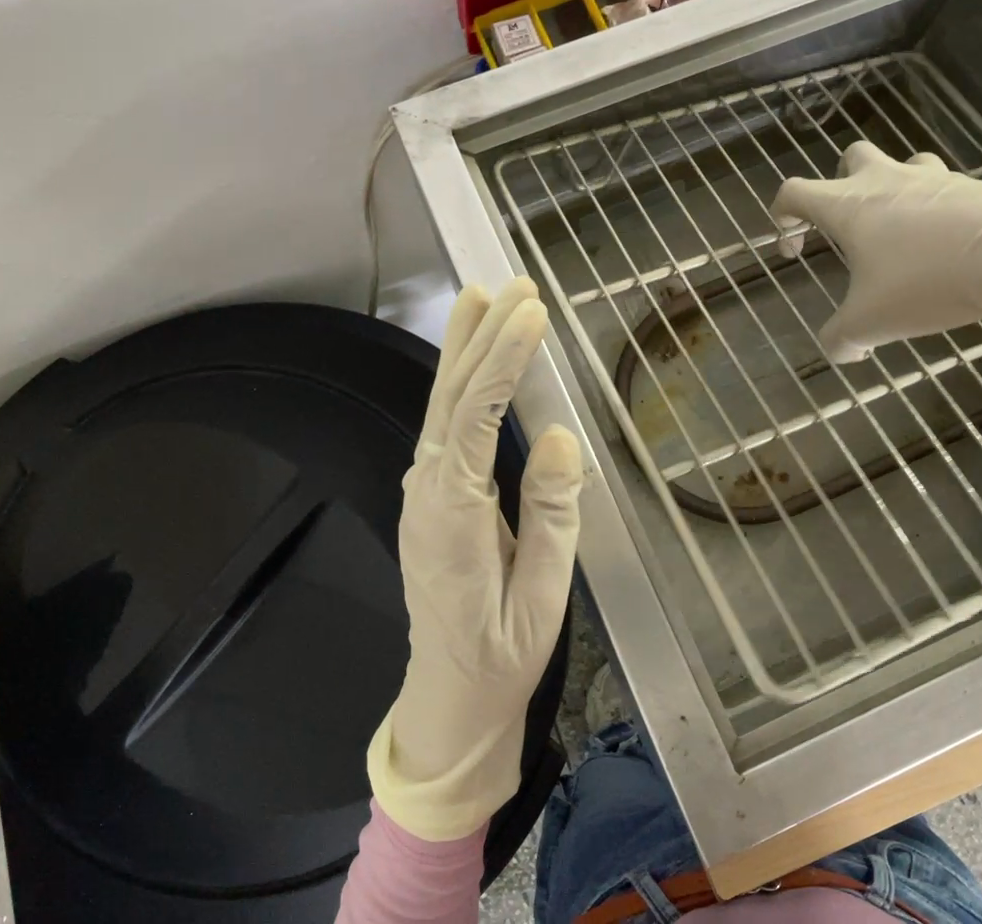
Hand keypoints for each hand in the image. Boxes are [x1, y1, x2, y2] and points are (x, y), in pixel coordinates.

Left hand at [367, 277, 583, 841]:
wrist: (451, 697)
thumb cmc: (502, 657)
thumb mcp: (542, 595)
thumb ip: (549, 515)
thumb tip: (559, 436)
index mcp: (452, 514)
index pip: (475, 416)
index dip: (503, 360)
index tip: (532, 312)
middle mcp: (426, 493)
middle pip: (450, 398)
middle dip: (481, 338)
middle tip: (512, 284)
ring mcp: (421, 495)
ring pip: (440, 408)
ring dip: (463, 351)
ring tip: (482, 297)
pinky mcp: (429, 500)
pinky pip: (444, 428)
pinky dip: (460, 385)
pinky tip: (472, 362)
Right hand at [770, 142, 981, 379]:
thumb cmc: (929, 282)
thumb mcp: (871, 323)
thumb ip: (841, 339)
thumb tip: (838, 351)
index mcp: (849, 205)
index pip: (795, 191)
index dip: (783, 216)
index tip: (792, 245)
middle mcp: (888, 181)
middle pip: (852, 158)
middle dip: (842, 185)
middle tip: (849, 227)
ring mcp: (936, 182)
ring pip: (905, 166)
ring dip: (895, 190)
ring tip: (901, 233)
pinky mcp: (977, 192)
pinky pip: (947, 193)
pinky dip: (939, 214)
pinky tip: (947, 251)